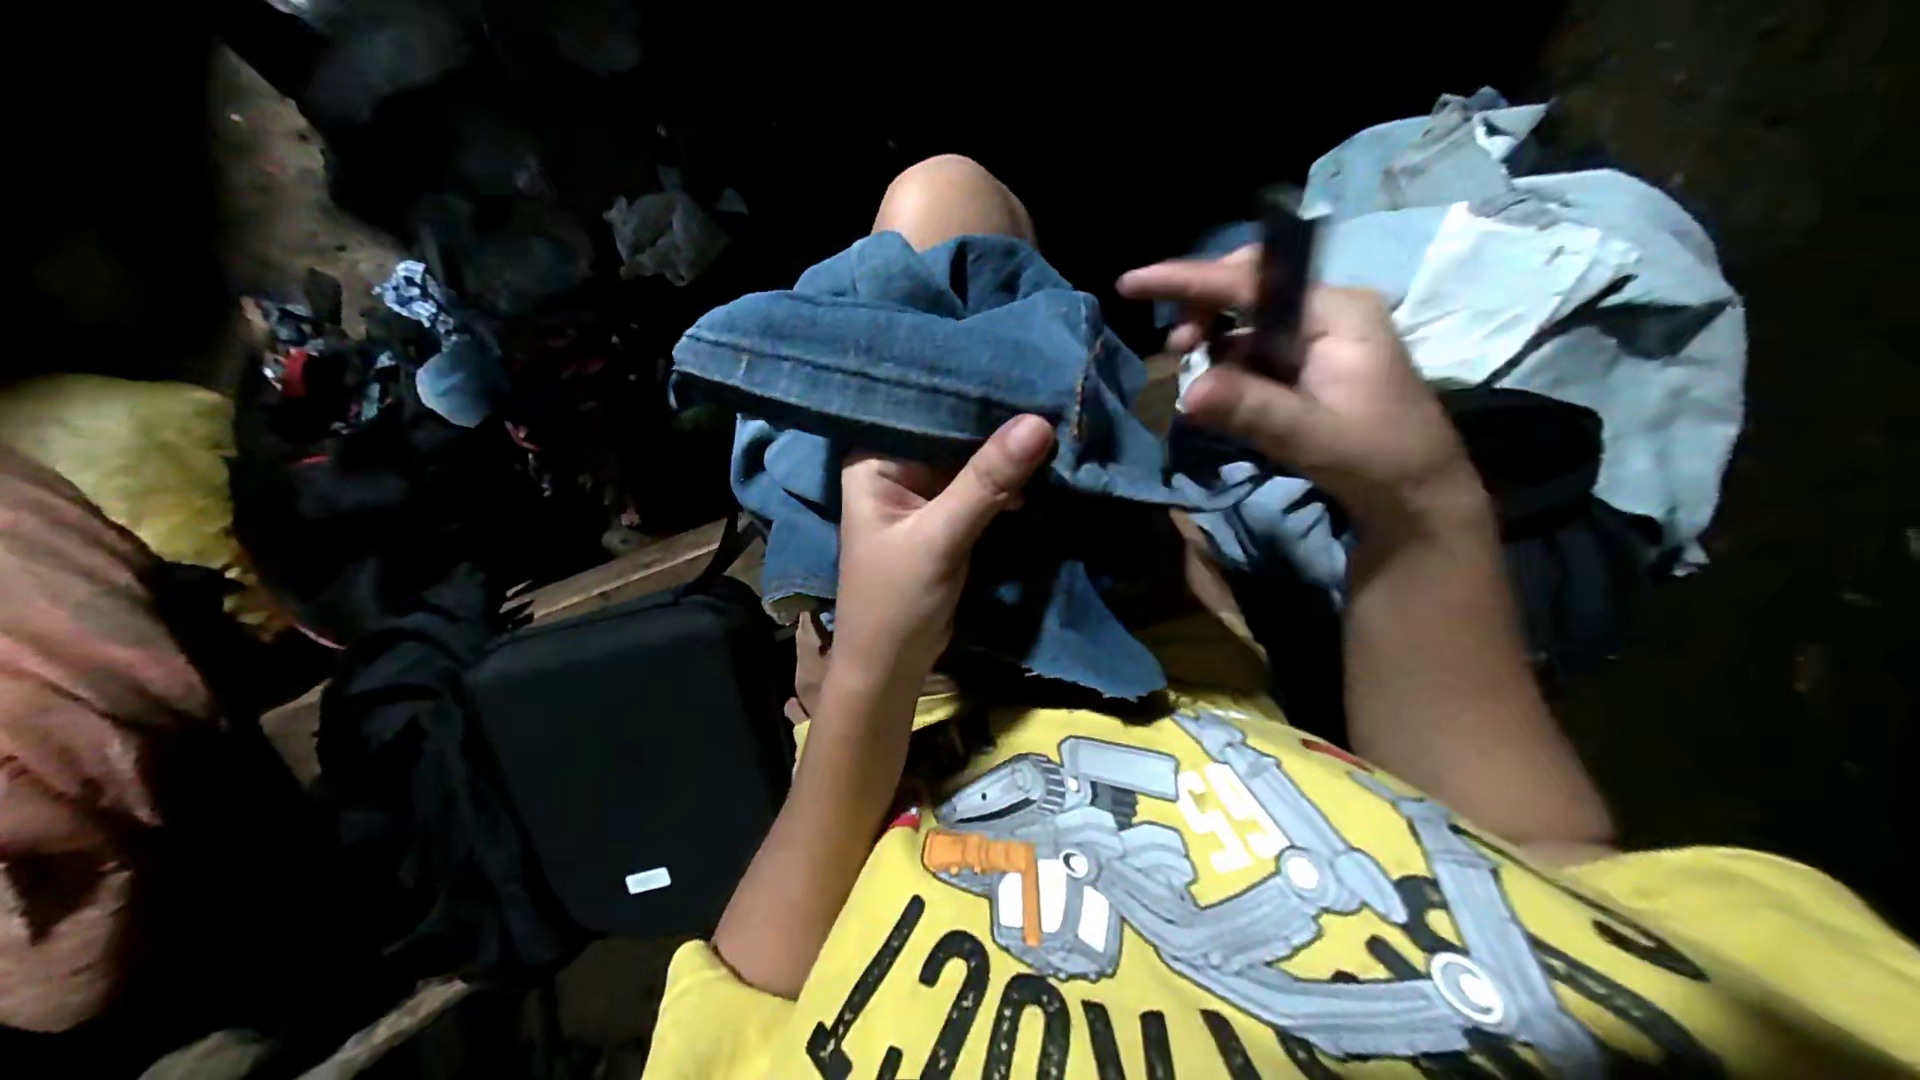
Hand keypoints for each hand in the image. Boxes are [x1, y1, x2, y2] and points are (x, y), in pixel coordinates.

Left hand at [827, 414, 1054, 705]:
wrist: (892, 666)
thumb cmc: (896, 601)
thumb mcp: (940, 537)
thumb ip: (986, 482)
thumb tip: (1038, 422)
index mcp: (874, 459)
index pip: (926, 410)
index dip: (973, 394)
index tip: (1024, 371)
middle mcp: (895, 466)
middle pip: (951, 433)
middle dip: (996, 423)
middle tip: (1050, 391)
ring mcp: (922, 492)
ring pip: (970, 460)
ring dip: (1007, 452)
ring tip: (1056, 419)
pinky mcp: (945, 516)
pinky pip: (980, 486)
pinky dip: (1007, 482)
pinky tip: (1042, 463)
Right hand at [1117, 246, 1483, 535]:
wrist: (1416, 494)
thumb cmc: (1376, 457)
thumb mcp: (1310, 435)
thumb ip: (1250, 409)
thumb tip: (1188, 392)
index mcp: (1336, 311)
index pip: (1251, 282)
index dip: (1188, 281)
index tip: (1132, 283)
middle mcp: (1326, 312)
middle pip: (1248, 289)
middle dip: (1202, 310)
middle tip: (1175, 350)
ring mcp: (1317, 338)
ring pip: (1246, 321)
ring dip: (1212, 340)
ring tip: (1189, 369)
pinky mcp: (1308, 365)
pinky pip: (1254, 350)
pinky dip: (1226, 364)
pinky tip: (1216, 389)